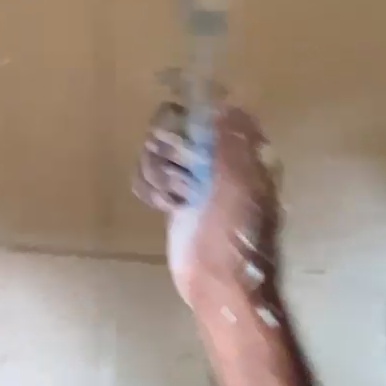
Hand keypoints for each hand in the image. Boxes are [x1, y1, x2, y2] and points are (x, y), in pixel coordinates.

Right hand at [134, 103, 280, 308]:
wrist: (217, 284)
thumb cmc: (233, 238)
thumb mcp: (238, 187)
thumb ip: (232, 143)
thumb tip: (227, 100)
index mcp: (240, 152)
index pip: (213, 110)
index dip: (191, 106)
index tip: (173, 108)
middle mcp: (216, 160)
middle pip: (173, 126)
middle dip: (168, 149)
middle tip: (181, 171)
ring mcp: (193, 178)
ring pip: (155, 151)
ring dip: (158, 174)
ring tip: (175, 198)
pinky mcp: (172, 196)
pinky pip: (145, 176)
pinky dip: (149, 190)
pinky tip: (163, 208)